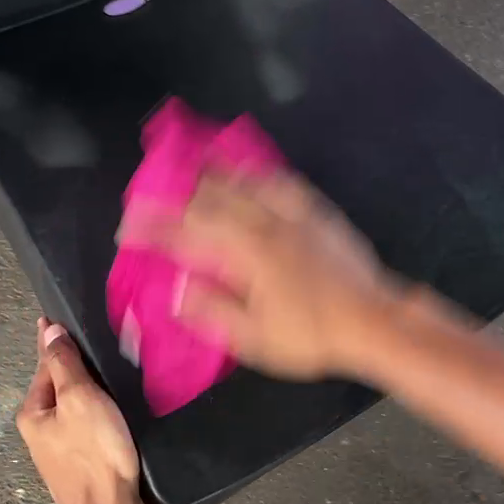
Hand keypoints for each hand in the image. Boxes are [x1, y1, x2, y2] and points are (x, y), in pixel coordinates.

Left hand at [16, 318, 143, 503]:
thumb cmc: (95, 453)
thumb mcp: (80, 399)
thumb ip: (65, 364)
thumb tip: (48, 330)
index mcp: (32, 413)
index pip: (45, 364)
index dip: (57, 341)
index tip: (59, 317)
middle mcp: (38, 431)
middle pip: (57, 386)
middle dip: (72, 365)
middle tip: (92, 339)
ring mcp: (57, 451)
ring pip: (72, 407)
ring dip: (86, 388)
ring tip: (106, 367)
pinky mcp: (79, 465)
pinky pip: (84, 425)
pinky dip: (95, 410)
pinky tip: (112, 406)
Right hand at [124, 168, 402, 379]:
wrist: (374, 320)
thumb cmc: (311, 335)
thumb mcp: (254, 338)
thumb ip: (212, 310)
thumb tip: (177, 291)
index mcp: (244, 255)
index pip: (187, 235)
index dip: (153, 229)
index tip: (128, 228)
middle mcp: (264, 225)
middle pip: (210, 199)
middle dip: (174, 196)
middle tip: (150, 196)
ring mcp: (292, 214)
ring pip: (243, 182)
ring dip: (211, 174)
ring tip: (189, 166)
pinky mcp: (315, 212)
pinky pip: (280, 182)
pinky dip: (256, 173)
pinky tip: (249, 170)